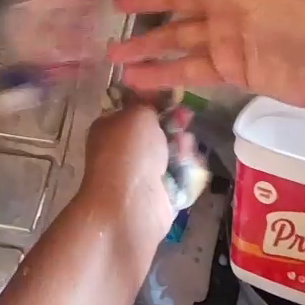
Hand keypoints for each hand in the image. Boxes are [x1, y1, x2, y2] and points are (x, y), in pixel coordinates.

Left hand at [74, 105, 176, 247]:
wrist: (130, 207)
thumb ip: (148, 104)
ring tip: (188, 146)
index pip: (135, 108)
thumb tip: (157, 101)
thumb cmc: (129, 153)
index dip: (155, 101)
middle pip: (156, 130)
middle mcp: (124, 150)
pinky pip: (180, 176)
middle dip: (174, 124)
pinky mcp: (160, 195)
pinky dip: (189, 170)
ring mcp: (142, 174)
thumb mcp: (137, 114)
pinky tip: (193, 164)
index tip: (175, 97)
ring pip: (170, 152)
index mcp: (110, 127)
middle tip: (187, 119)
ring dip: (183, 146)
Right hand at [107, 0, 304, 113]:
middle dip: (147, 9)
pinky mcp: (236, 72)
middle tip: (113, 12)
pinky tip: (140, 79)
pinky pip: (193, 70)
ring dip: (149, 48)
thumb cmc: (298, 16)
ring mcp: (231, 41)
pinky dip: (167, 74)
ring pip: (181, 41)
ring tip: (114, 55)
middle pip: (179, 6)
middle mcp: (227, 6)